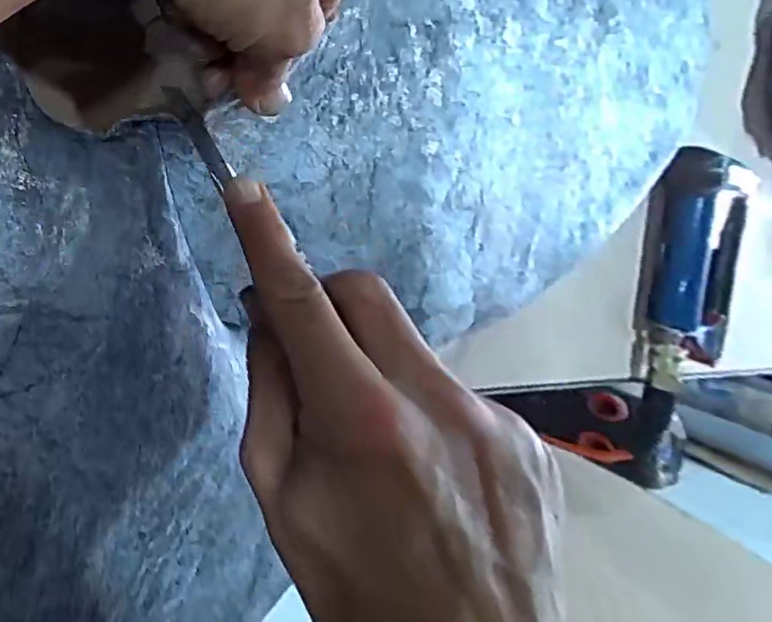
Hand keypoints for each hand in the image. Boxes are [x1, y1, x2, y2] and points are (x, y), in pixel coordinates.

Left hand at [123, 0, 365, 115]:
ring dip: (204, 9)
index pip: (317, 22)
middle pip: (266, 3)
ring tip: (181, 8)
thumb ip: (278, 68)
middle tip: (202, 57)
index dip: (277, 56)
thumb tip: (271, 103)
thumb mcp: (280, 31)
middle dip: (232, 39)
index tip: (240, 78)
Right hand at [224, 178, 564, 621]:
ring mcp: (491, 418)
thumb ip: (267, 394)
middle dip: (325, 300)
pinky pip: (449, 381)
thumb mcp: (279, 496)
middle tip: (309, 348)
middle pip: (363, 291)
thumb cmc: (354, 587)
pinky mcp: (526, 437)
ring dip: (372, 357)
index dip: (266, 239)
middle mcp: (435, 405)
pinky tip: (424, 462)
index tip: (245, 188)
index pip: (300, 303)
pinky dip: (418, 398)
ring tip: (376, 433)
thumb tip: (268, 319)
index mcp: (361, 423)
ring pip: (406, 337)